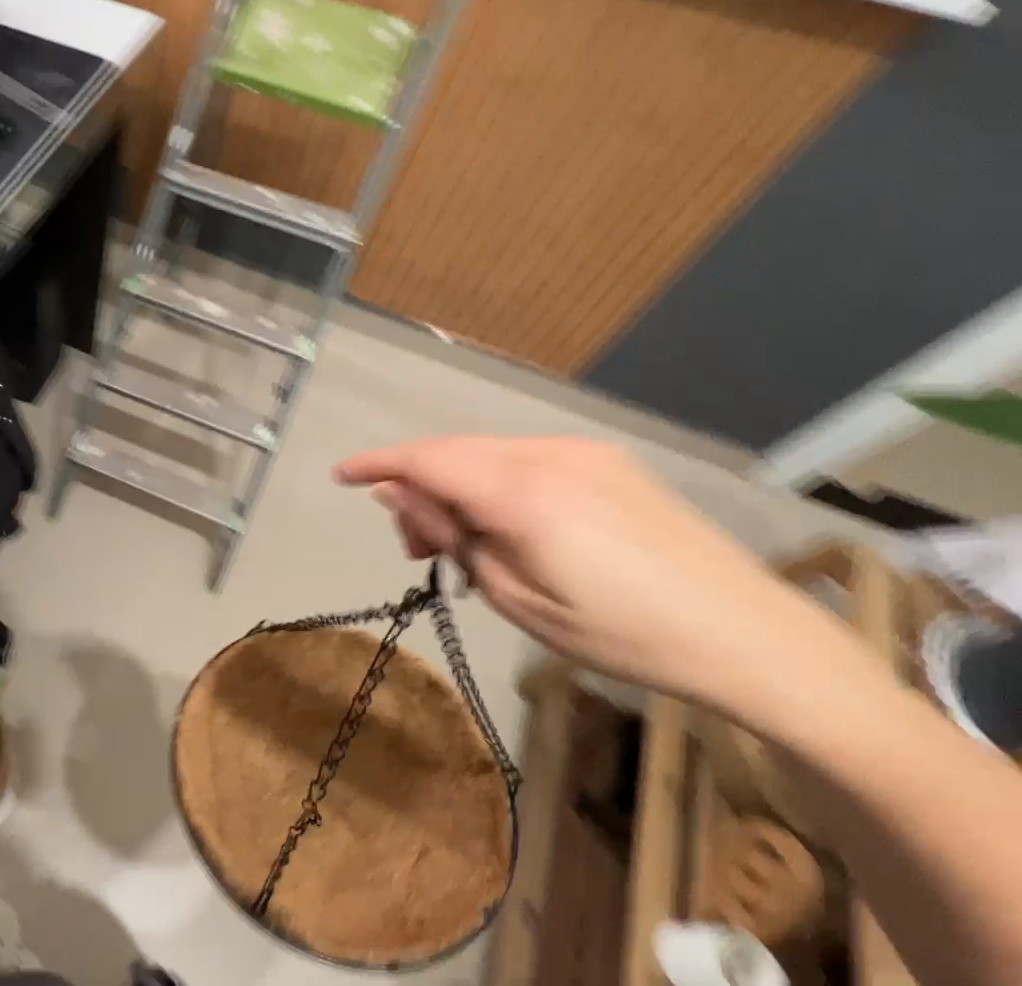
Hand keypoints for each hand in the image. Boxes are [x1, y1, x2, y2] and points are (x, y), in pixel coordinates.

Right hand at [333, 436, 844, 706]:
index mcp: (525, 493)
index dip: (377, 463)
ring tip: (462, 547)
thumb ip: (453, 538)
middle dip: (417, 488)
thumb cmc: (624, 636)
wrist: (751, 637)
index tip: (340, 476)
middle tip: (418, 551)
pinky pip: (527, 461)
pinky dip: (495, 485)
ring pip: (490, 455)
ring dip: (457, 487)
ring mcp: (587, 454)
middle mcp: (552, 455)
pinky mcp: (611, 464)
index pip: (427, 460)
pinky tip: (506, 528)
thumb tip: (402, 496)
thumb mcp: (518, 600)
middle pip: (455, 453)